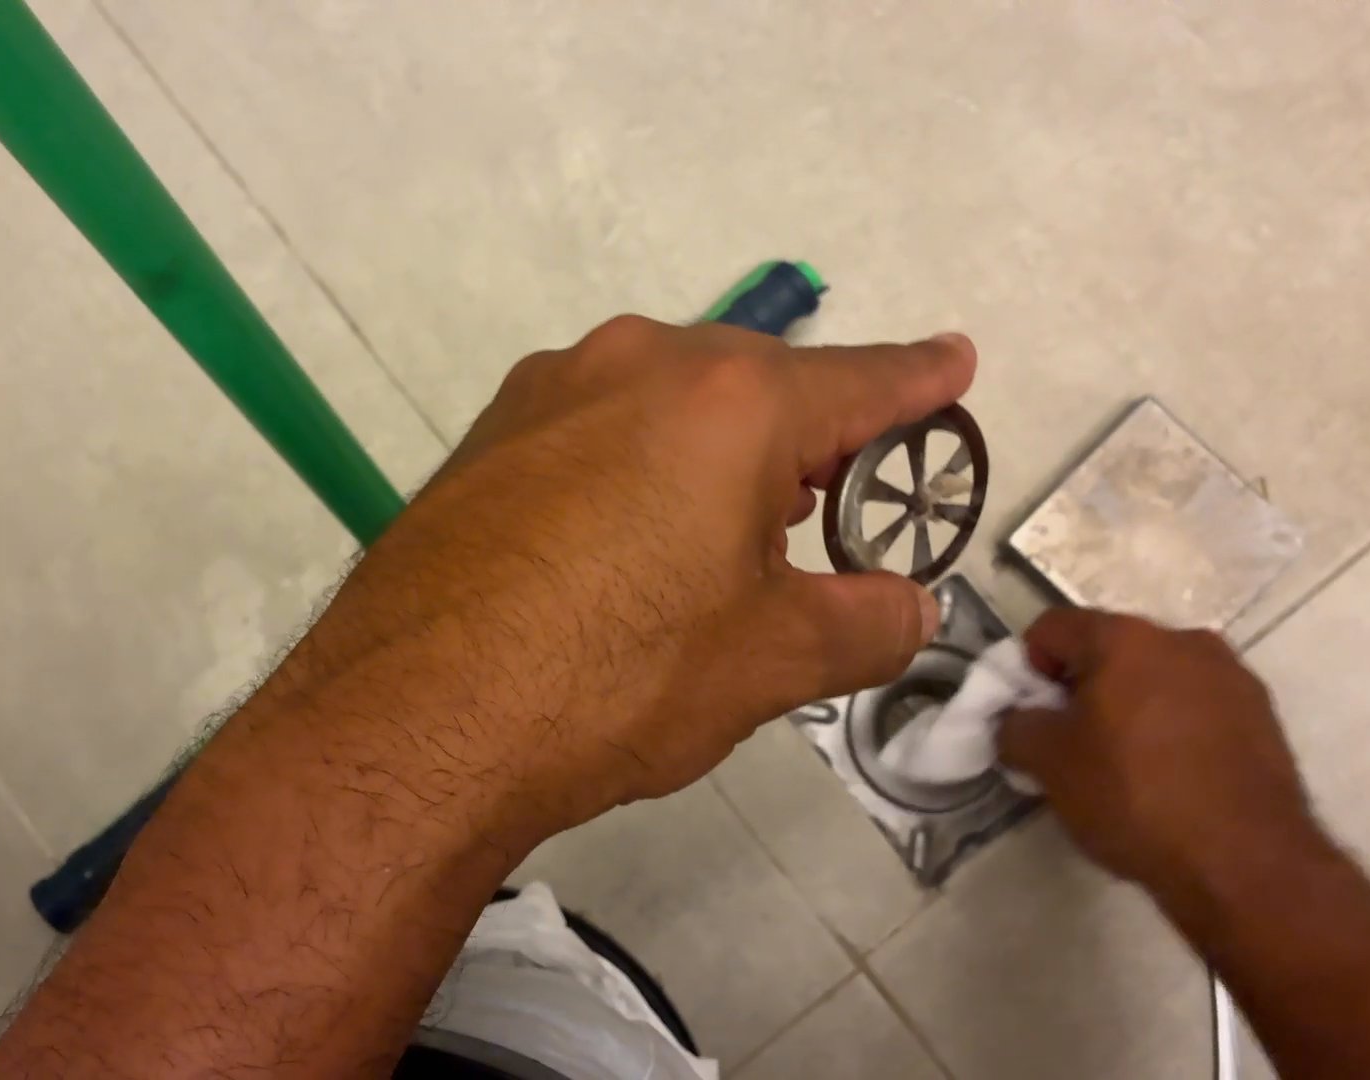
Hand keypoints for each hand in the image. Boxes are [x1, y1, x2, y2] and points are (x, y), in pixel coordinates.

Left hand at [265, 316, 974, 839]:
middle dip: (796, 436)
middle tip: (817, 498)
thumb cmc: (613, 678)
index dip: (915, 381)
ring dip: (705, 450)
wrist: (418, 710)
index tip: (951, 362)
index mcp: (726, 402)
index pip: (856, 382)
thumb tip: (906, 606)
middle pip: (750, 386)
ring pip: (660, 403)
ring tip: (715, 522)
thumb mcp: (767, 662)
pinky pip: (586, 430)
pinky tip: (615, 530)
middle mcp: (632, 365)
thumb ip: (864, 623)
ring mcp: (542, 394)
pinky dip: (626, 463)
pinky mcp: (482, 437)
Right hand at [997, 608, 1315, 890]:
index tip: (1031, 711)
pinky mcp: (1266, 720)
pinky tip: (1163, 771)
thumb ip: (1015, 723)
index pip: (1051, 628)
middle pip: (1106, 648)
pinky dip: (1168, 724)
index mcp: (1124, 639)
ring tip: (1118, 756)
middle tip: (1067, 734)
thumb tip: (1021, 720)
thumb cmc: (1132, 794)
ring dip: (1126, 703)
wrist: (1250, 867)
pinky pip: (1193, 704)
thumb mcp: (1043, 759)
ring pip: (1153, 676)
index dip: (1028, 665)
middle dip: (1079, 683)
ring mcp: (1234, 679)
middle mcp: (1183, 642)